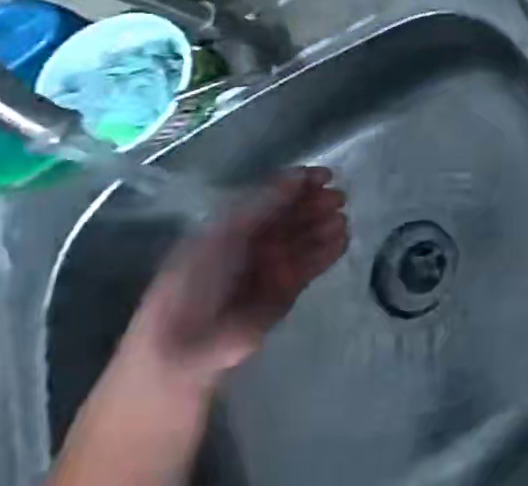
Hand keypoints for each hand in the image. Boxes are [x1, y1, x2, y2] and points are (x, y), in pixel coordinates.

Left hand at [119, 167, 348, 388]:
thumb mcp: (226, 233)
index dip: (298, 184)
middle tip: (340, 198)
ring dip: (325, 226)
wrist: (184, 351)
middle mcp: (252, 244)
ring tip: (342, 220)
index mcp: (231, 226)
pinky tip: (343, 240)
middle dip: (316, 204)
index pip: (271, 197)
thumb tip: (297, 177)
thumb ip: (263, 204)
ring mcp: (269, 269)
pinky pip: (311, 266)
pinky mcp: (285, 294)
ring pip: (305, 240)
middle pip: (292, 216)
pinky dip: (328, 253)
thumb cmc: (195, 285)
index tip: (326, 175)